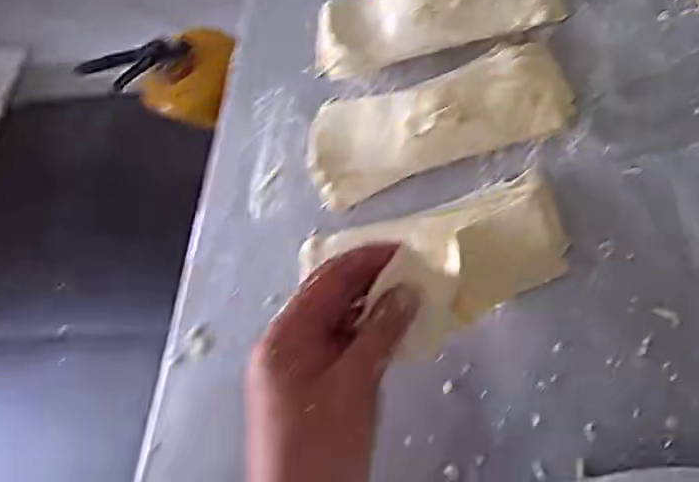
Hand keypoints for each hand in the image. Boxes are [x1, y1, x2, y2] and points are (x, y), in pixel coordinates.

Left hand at [248, 244, 419, 481]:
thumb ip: (381, 331)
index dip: (366, 259)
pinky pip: (340, 344)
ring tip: (411, 295)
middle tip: (413, 270)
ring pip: (338, 319)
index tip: (404, 249)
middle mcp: (285, 343)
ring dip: (372, 306)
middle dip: (371, 280)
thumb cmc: (321, 448)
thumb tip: (408, 290)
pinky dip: (366, 333)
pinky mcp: (310, 387)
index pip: (328, 278)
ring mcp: (296, 367)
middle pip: (331, 295)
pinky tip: (394, 331)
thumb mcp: (355, 384)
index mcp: (284, 335)